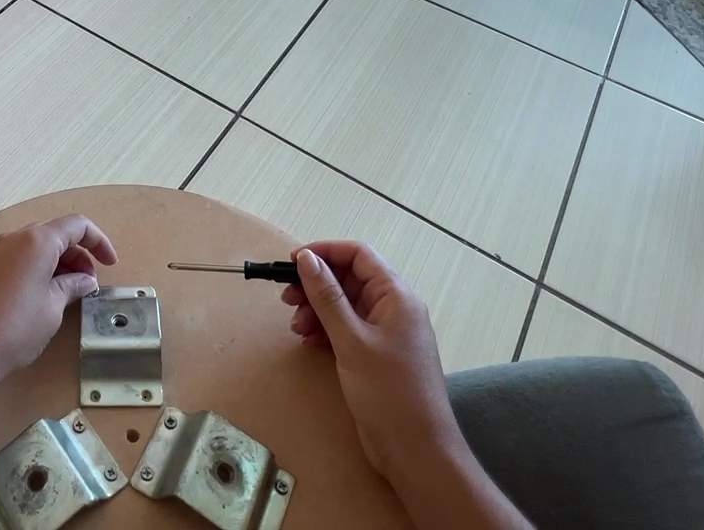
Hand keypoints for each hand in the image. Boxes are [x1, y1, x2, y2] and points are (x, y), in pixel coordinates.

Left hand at [0, 214, 118, 376]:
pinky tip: (45, 293)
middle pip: (56, 233)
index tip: (110, 264)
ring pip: (37, 245)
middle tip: (89, 282)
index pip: (76, 225)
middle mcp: (16, 238)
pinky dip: (40, 267)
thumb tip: (85, 281)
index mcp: (37, 240)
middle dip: (78, 253)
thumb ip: (72, 286)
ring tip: (70, 290)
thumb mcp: (53, 306)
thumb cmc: (17, 326)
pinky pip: (20, 257)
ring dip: (59, 261)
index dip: (98, 241)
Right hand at [281, 242, 460, 478]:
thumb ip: (327, 297)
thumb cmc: (388, 391)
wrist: (417, 451)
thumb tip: (306, 259)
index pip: (358, 255)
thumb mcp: (352, 340)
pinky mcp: (377, 353)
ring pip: (345, 303)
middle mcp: (393, 307)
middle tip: (286, 298)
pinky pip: (347, 327)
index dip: (324, 252)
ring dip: (317, 308)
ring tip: (296, 326)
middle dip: (316, 284)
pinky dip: (326, 329)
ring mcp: (386, 331)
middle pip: (349, 278)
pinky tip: (309, 340)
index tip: (292, 262)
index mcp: (396, 295)